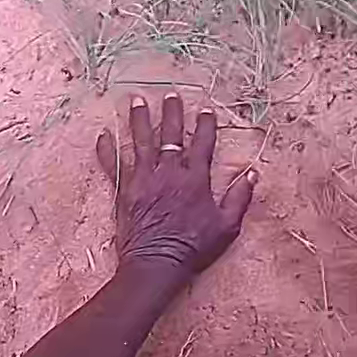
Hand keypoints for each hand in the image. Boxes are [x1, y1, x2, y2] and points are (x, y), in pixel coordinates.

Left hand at [96, 93, 255, 281]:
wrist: (156, 263)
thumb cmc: (193, 248)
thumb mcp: (226, 226)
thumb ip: (239, 198)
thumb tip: (253, 174)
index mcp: (194, 179)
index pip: (202, 144)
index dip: (205, 126)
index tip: (206, 110)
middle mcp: (168, 173)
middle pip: (170, 135)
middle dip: (171, 113)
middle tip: (170, 94)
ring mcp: (143, 180)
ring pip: (140, 142)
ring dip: (138, 120)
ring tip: (136, 100)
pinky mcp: (124, 192)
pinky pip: (113, 165)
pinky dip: (106, 150)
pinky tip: (103, 134)